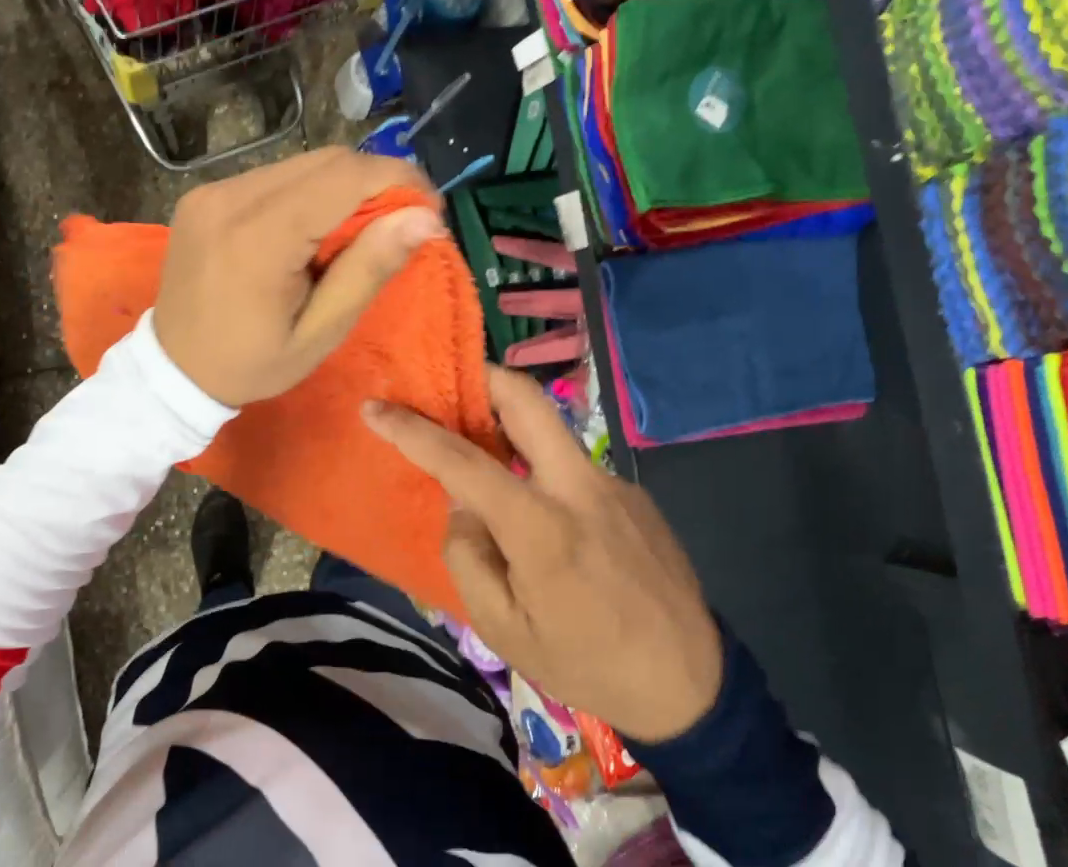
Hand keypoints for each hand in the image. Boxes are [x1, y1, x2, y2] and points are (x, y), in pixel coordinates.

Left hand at [154, 147, 442, 406]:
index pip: (345, 176)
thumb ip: (368, 270)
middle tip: (398, 225)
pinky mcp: (203, 193)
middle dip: (374, 183)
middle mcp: (230, 197)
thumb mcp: (319, 333)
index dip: (399, 182)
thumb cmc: (250, 363)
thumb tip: (425, 219)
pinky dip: (304, 194)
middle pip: (326, 160)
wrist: (172, 370)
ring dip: (339, 188)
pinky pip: (272, 176)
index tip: (429, 211)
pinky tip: (309, 232)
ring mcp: (211, 191)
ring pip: (301, 164)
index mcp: (258, 237)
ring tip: (353, 235)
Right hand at [362, 367, 723, 742]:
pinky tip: (545, 520)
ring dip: (510, 429)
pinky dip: (543, 475)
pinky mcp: (636, 497)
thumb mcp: (502, 629)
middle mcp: (581, 488)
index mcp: (542, 527)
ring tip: (482, 455)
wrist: (692, 689)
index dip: (411, 430)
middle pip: (527, 400)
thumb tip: (464, 506)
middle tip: (446, 384)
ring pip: (551, 433)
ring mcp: (615, 486)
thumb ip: (468, 555)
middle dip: (481, 377)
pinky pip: (574, 470)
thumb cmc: (586, 665)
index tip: (374, 407)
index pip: (462, 461)